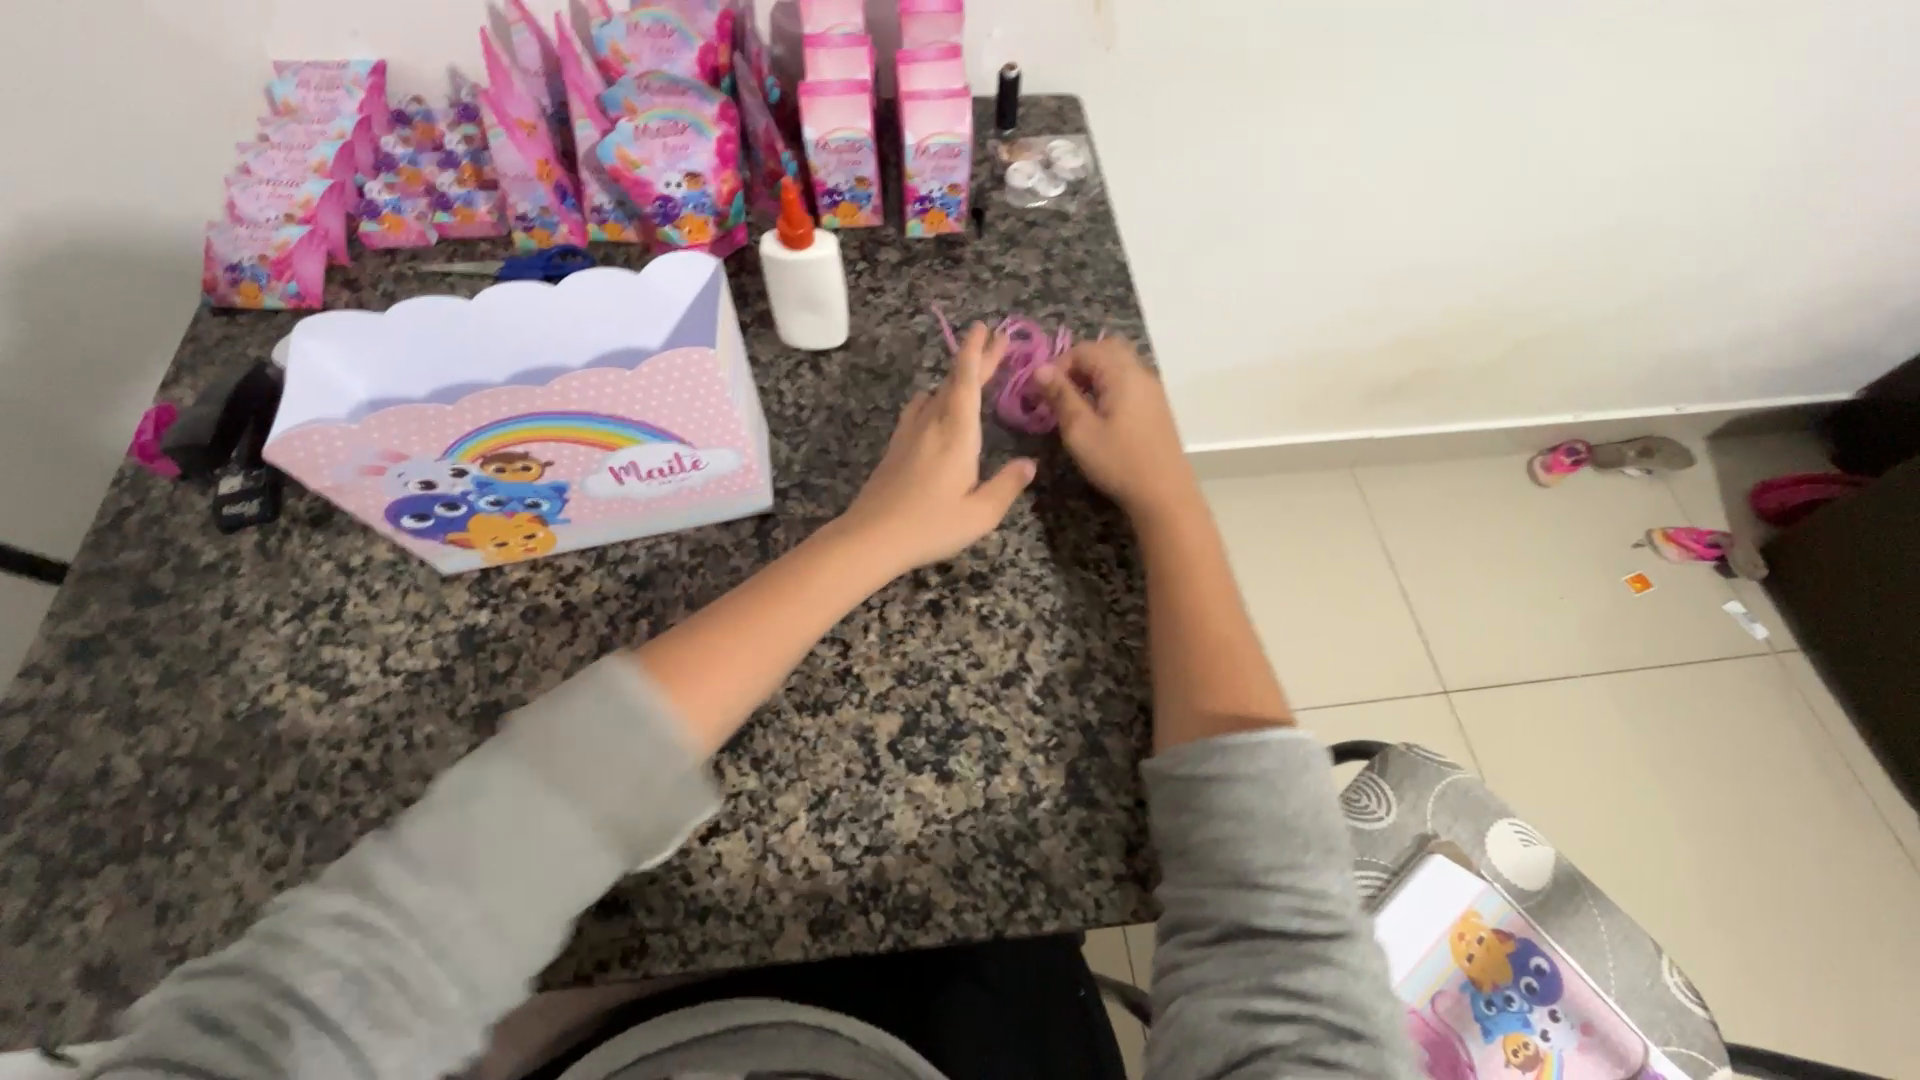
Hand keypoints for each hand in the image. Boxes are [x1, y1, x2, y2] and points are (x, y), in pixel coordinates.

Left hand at [839, 324, 1037, 573]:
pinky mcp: (895, 449)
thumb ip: (1007, 485)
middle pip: (953, 383)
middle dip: (974, 359)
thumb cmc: (931, 526)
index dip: (977, 353)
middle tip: (992, 340)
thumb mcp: (980, 513)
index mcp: (957, 434)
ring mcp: (909, 435)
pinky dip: (934, 399)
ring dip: (953, 381)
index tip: (986, 329)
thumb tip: (1028, 465)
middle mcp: (931, 425)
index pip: (968, 381)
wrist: (871, 538)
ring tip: (969, 376)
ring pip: (933, 395)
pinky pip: (918, 411)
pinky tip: (933, 408)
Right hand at [1033, 338, 1197, 520]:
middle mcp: (1140, 373)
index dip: (1058, 365)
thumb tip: (1039, 369)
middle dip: (1078, 364)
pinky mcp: (1156, 406)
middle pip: (1106, 349)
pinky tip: (1099, 414)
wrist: (1164, 493)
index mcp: (1121, 373)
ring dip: (1094, 375)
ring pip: (1119, 364)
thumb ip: (1060, 396)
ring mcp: (1152, 389)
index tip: (1043, 391)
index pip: (1084, 349)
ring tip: (1076, 404)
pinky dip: (1109, 387)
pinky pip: (1129, 382)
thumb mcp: (1079, 431)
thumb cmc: (1118, 462)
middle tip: (1060, 391)